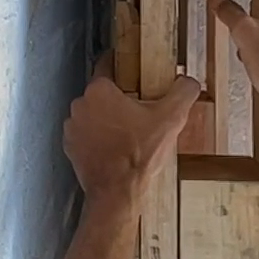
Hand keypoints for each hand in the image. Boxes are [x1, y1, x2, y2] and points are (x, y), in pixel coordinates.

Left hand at [63, 68, 201, 212]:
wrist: (117, 193)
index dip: (121, 64)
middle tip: (137, 109)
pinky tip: (114, 147)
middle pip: (101, 92)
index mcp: (99, 89)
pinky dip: (96, 138)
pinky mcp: (70, 147)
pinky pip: (85, 134)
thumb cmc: (139, 154)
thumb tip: (189, 81)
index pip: (107, 64)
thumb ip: (183, 92)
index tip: (131, 68)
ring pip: (92, 113)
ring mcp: (72, 126)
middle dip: (117, 97)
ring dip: (105, 118)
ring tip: (127, 132)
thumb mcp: (171, 119)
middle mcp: (80, 103)